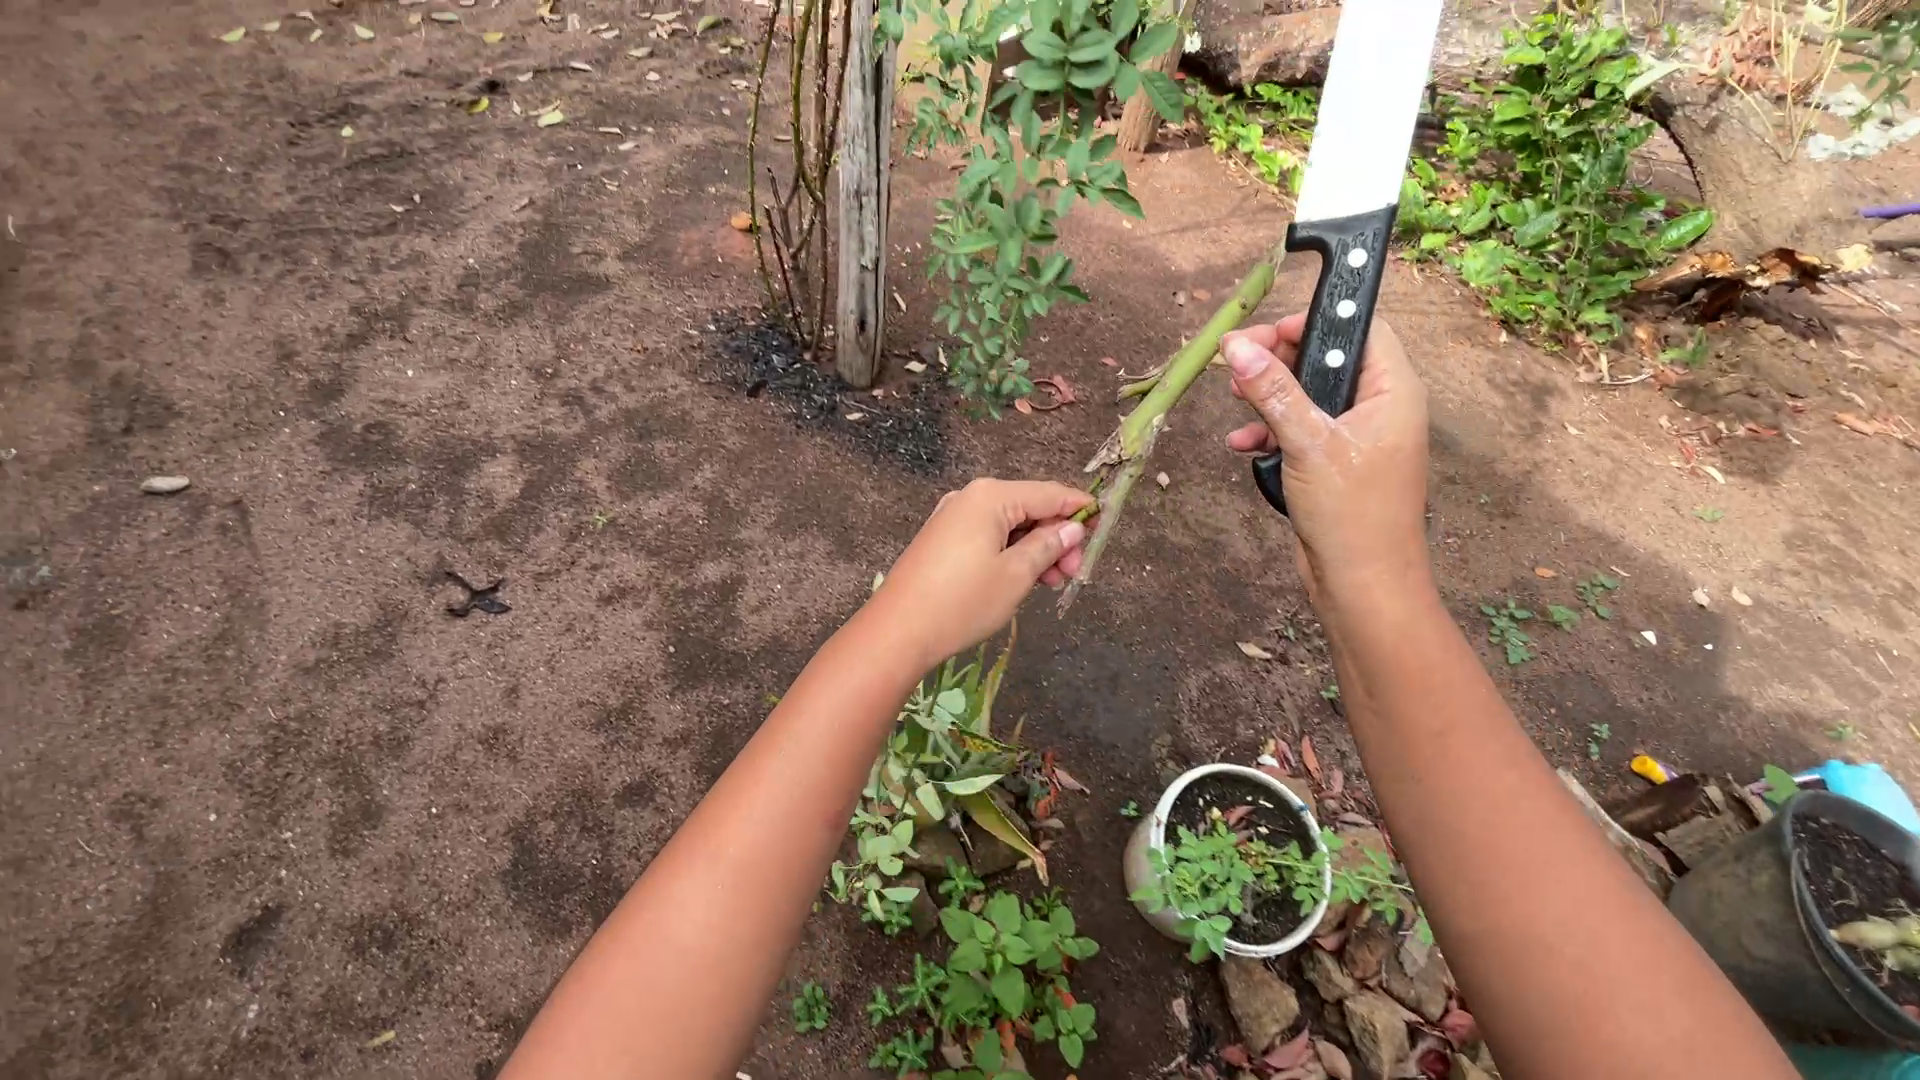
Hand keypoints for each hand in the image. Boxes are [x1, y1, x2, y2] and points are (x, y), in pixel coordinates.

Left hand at [867, 479, 1093, 669]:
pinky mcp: (943, 540)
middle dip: (1057, 537)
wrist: (898, 631)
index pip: (1049, 492)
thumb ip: (1047, 546)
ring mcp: (953, 518)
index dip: (1079, 508)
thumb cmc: (962, 602)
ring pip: (1010, 526)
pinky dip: (1012, 554)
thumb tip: (1072, 527)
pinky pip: (989, 537)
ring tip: (1053, 584)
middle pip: (1029, 508)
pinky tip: (1024, 579)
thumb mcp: (1016, 575)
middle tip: (1074, 573)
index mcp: (991, 496)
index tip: (1103, 527)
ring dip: (1036, 550)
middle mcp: (970, 497)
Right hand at [1222, 313, 1430, 603]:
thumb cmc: (1351, 514)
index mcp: (1393, 391)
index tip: (1265, 334)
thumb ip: (1272, 392)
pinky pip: (1299, 431)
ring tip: (1234, 402)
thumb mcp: (1307, 444)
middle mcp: (1379, 407)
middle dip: (1278, 361)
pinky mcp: (1335, 463)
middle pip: (1326, 360)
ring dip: (1268, 399)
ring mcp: (1356, 437)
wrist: (1362, 584)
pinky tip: (1243, 446)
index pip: (1360, 328)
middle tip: (1238, 365)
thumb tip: (1236, 347)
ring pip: (1307, 397)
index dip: (1313, 323)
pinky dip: (1271, 434)